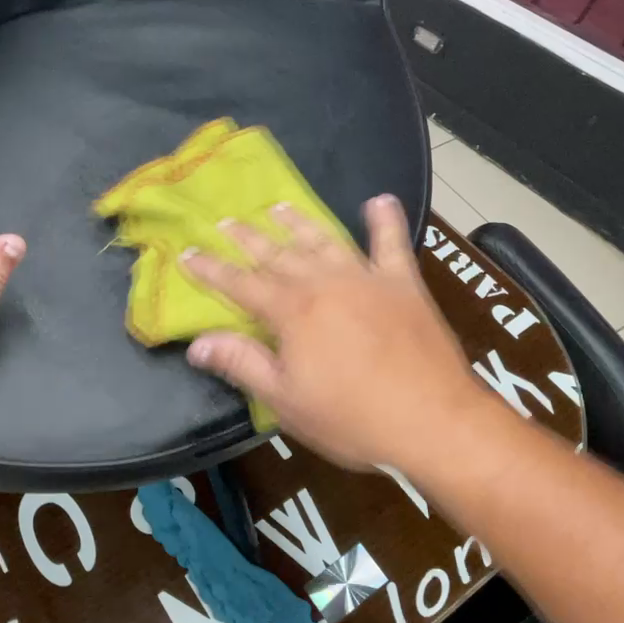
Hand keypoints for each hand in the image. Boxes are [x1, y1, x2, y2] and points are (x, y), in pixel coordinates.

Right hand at [181, 194, 493, 470]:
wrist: (436, 422)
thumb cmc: (353, 418)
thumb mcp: (286, 400)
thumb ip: (241, 364)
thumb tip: (196, 343)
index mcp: (291, 310)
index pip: (239, 283)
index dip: (210, 269)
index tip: (187, 252)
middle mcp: (323, 282)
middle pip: (277, 254)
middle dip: (247, 238)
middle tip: (226, 221)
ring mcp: (365, 278)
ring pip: (322, 240)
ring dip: (298, 223)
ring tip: (278, 207)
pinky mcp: (403, 285)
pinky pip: (392, 245)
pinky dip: (385, 221)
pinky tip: (380, 200)